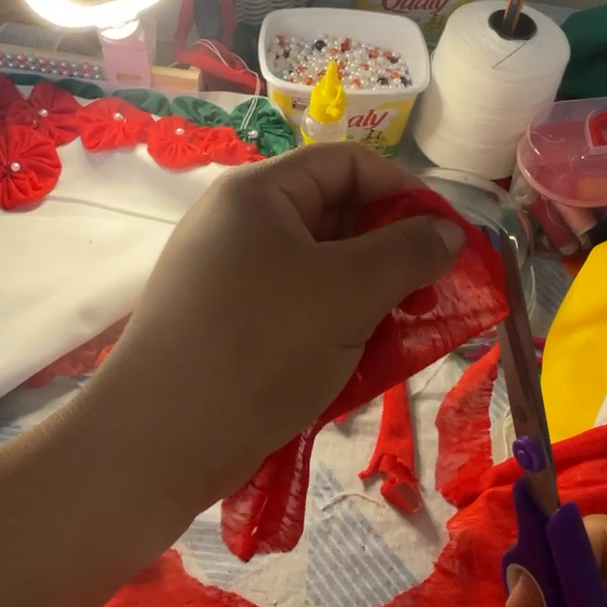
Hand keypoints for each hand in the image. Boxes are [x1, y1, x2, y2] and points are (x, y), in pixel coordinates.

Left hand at [77, 144, 464, 506]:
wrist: (157, 442)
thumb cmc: (258, 347)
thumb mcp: (347, 293)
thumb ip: (408, 252)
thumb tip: (449, 230)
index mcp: (259, 193)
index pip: (348, 164)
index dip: (405, 192)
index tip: (446, 239)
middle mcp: (238, 222)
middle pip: (333, 214)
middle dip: (388, 251)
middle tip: (429, 293)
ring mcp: (227, 273)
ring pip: (318, 267)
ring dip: (366, 294)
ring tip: (400, 332)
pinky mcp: (225, 320)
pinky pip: (294, 304)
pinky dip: (333, 323)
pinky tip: (358, 359)